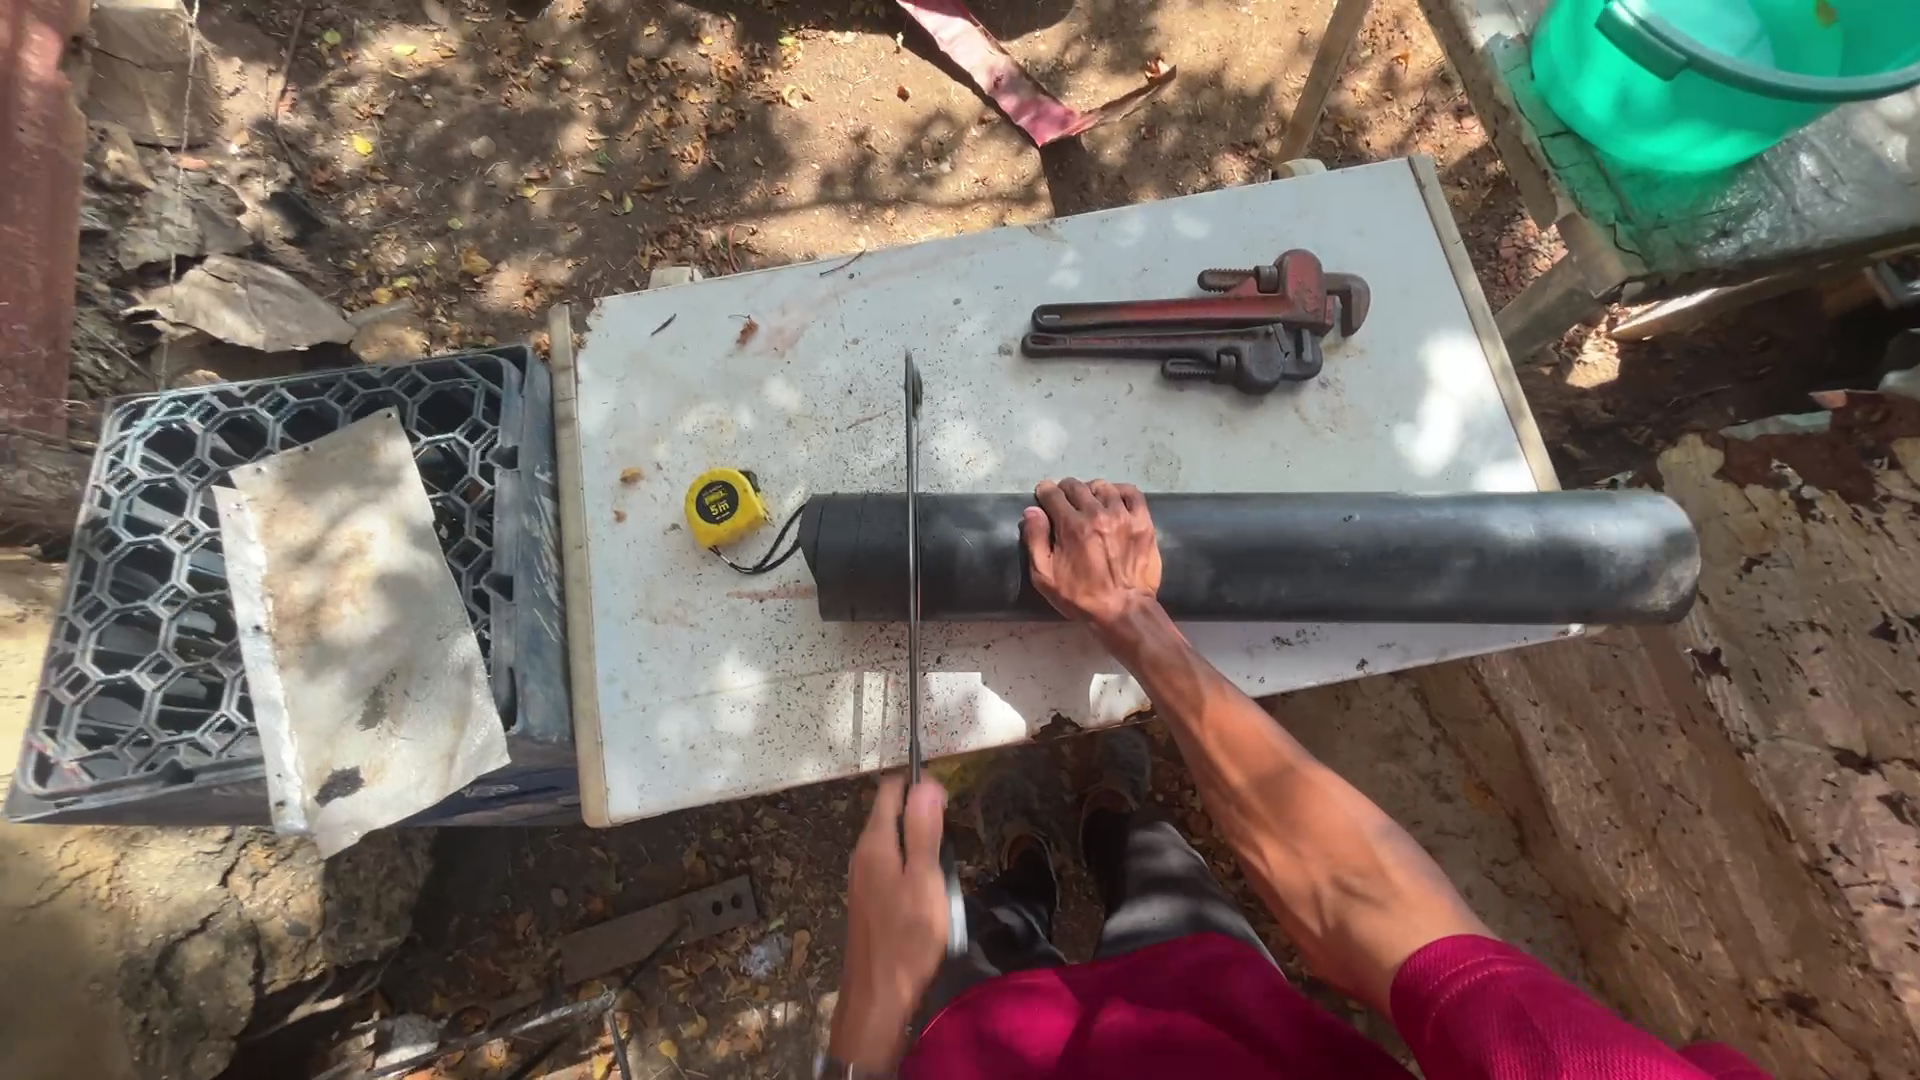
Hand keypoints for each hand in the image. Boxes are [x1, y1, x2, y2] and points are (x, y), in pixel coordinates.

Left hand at [829, 775, 950, 1071]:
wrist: (877, 998)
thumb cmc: (907, 937)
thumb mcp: (925, 879)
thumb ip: (924, 830)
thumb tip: (926, 783)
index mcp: (875, 841)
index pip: (890, 788)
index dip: (919, 785)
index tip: (947, 803)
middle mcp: (862, 852)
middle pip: (891, 812)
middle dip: (921, 815)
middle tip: (950, 842)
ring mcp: (862, 875)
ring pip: (892, 839)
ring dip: (918, 843)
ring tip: (944, 867)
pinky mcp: (868, 896)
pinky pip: (890, 863)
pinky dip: (911, 864)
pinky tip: (928, 889)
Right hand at [1022, 479, 1161, 630]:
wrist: (1123, 610)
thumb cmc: (1080, 597)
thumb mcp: (1044, 576)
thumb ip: (1035, 540)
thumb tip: (1032, 511)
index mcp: (1071, 525)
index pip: (1053, 493)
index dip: (1045, 491)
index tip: (1044, 495)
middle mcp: (1097, 513)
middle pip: (1077, 486)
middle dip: (1065, 489)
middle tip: (1064, 500)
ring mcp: (1123, 515)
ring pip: (1103, 487)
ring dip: (1091, 490)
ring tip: (1089, 501)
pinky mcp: (1143, 521)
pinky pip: (1132, 493)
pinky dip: (1120, 491)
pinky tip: (1114, 499)